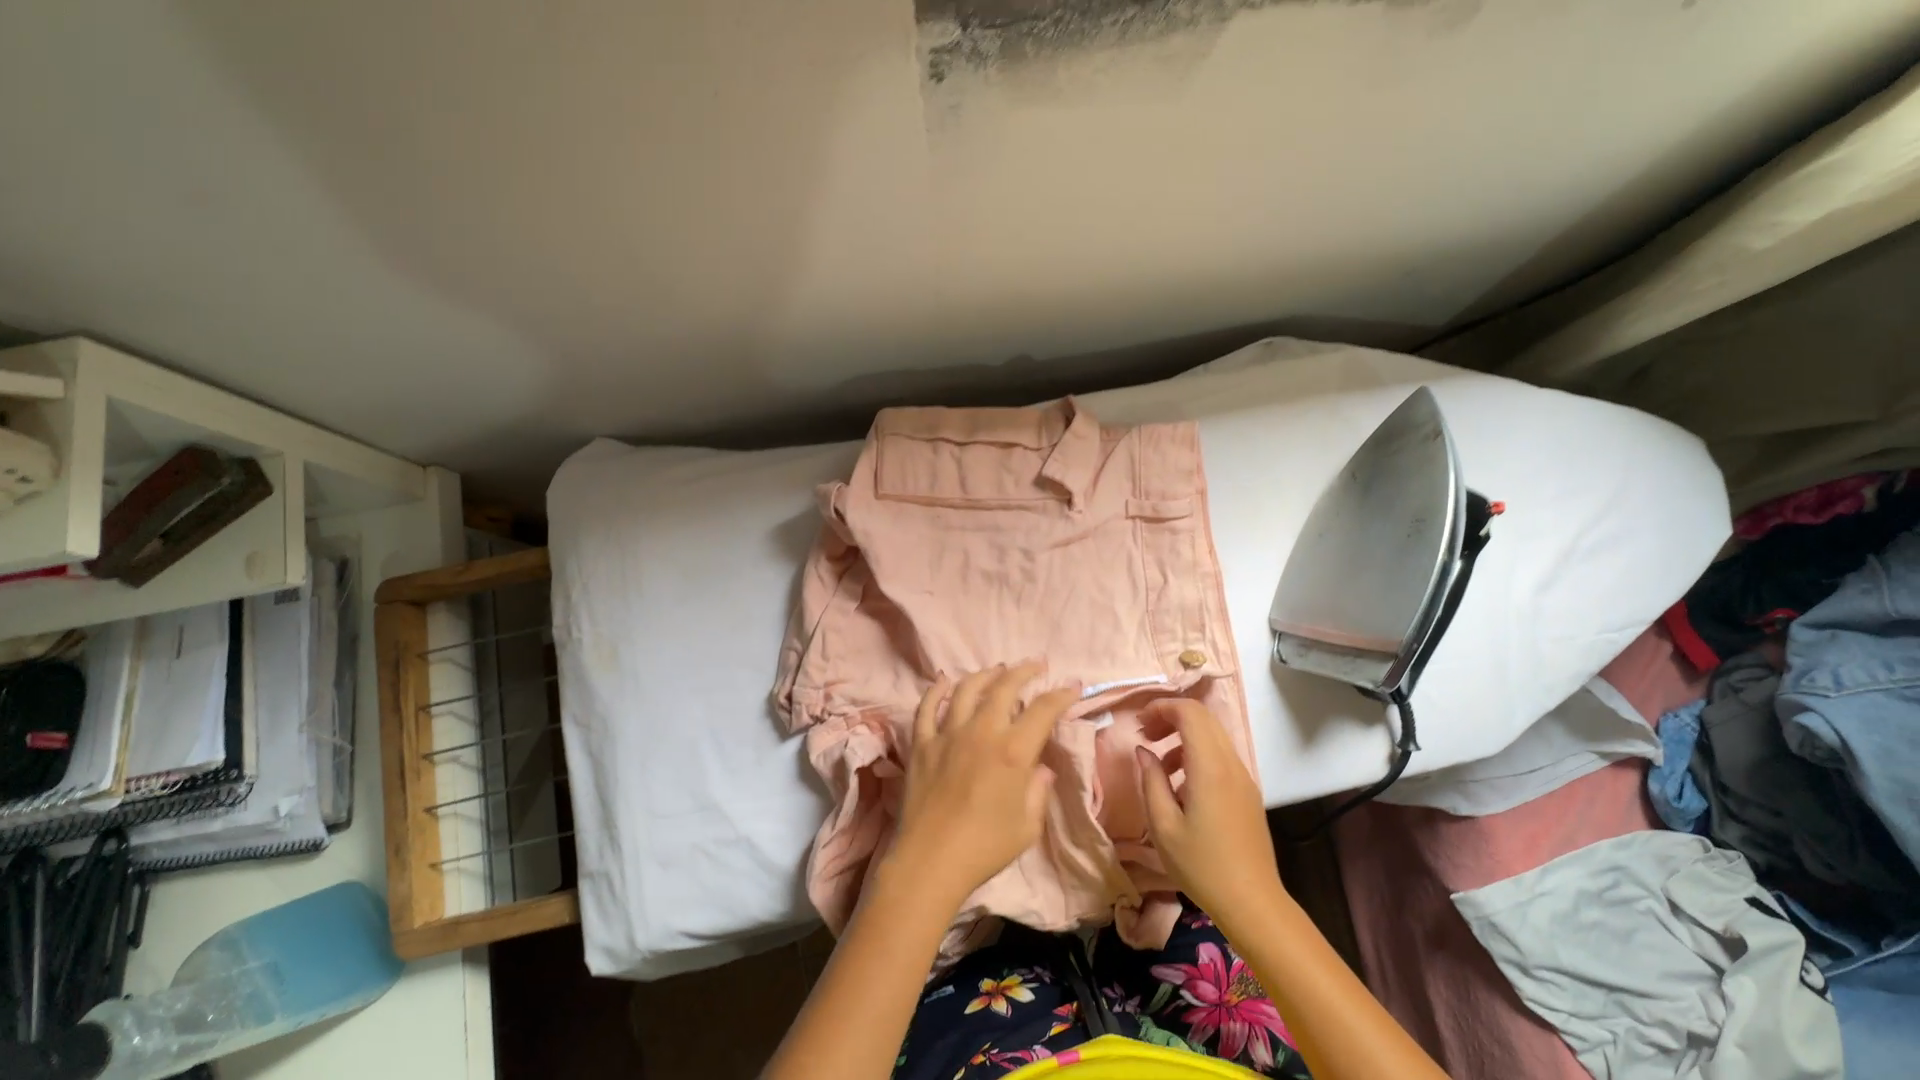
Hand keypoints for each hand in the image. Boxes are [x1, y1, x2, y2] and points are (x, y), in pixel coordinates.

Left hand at [884, 663, 1075, 908]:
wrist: (930, 861)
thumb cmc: (985, 848)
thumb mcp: (1027, 826)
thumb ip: (1037, 791)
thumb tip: (1040, 768)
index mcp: (1013, 751)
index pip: (1043, 710)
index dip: (1061, 695)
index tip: (1072, 687)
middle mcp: (981, 732)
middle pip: (1004, 687)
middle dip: (1024, 671)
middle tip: (1036, 666)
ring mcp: (947, 734)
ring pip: (967, 689)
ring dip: (986, 674)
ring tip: (997, 669)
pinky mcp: (921, 744)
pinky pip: (927, 707)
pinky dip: (938, 690)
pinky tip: (946, 682)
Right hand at [1136, 700, 1285, 924]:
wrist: (1251, 901)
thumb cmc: (1201, 865)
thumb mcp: (1163, 826)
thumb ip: (1151, 781)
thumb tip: (1144, 752)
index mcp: (1210, 768)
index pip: (1190, 713)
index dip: (1162, 708)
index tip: (1138, 723)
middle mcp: (1232, 765)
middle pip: (1204, 719)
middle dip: (1171, 718)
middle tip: (1145, 736)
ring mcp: (1244, 778)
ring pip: (1214, 737)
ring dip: (1184, 738)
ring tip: (1159, 765)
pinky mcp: (1248, 793)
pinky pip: (1221, 758)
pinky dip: (1198, 756)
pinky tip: (1181, 788)